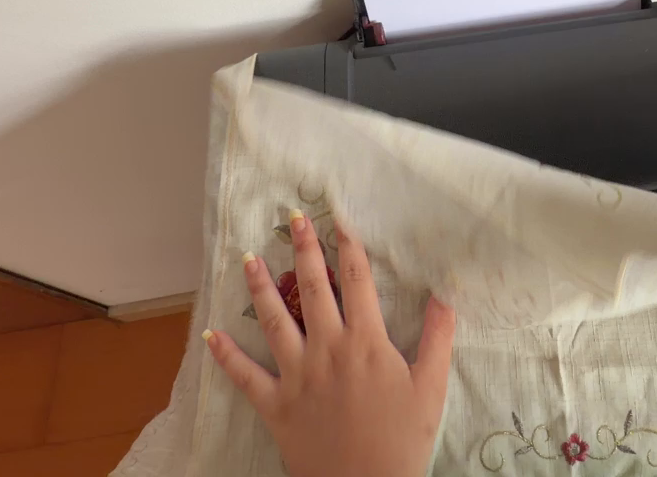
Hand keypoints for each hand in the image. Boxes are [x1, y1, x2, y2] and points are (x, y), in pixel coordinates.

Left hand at [205, 211, 455, 476]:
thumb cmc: (402, 441)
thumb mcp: (431, 387)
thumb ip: (439, 336)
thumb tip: (445, 292)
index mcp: (365, 340)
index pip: (357, 279)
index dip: (348, 244)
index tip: (339, 216)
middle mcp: (327, 348)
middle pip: (314, 287)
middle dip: (304, 248)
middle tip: (293, 217)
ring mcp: (297, 376)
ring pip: (274, 320)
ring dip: (260, 287)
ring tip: (248, 259)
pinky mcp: (275, 406)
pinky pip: (246, 377)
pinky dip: (226, 356)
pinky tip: (210, 334)